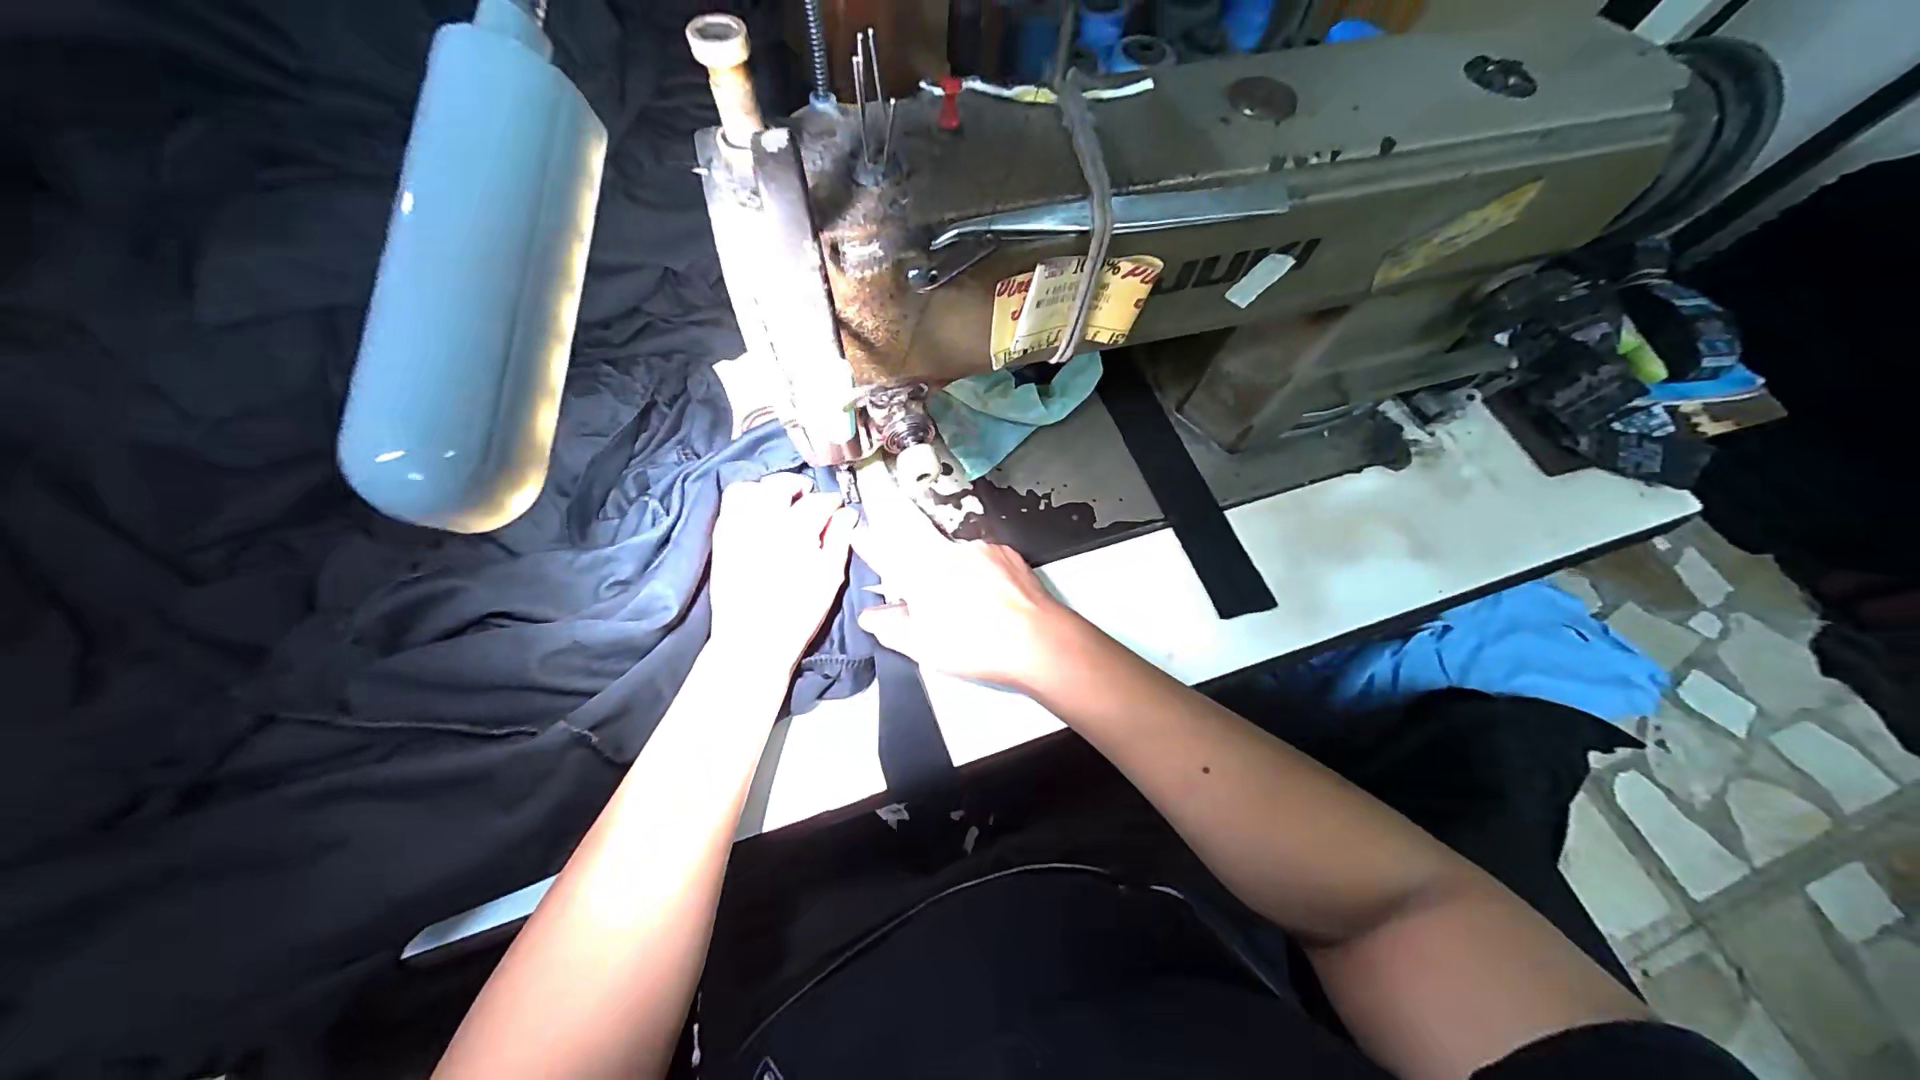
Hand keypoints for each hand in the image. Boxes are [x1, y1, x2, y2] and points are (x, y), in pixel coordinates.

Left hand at [709, 473, 855, 668]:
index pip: (820, 501)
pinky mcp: (721, 535)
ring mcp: (738, 525)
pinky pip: (730, 503)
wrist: (753, 638)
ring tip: (781, 503)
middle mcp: (764, 519)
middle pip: (782, 484)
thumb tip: (847, 514)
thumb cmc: (799, 611)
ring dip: (768, 489)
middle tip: (810, 500)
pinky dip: (746, 500)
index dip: (834, 503)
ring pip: (751, 487)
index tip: (839, 510)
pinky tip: (759, 515)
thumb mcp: (830, 576)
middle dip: (800, 486)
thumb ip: (840, 538)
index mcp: (796, 529)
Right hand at [850, 490, 1083, 693]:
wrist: (1038, 641)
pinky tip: (987, 600)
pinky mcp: (1006, 553)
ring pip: (954, 555)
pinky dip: (979, 574)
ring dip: (952, 574)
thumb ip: (891, 627)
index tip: (859, 534)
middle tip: (927, 596)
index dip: (868, 541)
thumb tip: (872, 617)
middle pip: (919, 546)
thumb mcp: (923, 646)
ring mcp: (980, 549)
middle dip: (916, 565)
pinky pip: (982, 558)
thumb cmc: (979, 645)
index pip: (883, 548)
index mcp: (921, 571)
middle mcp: (949, 550)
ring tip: (965, 608)